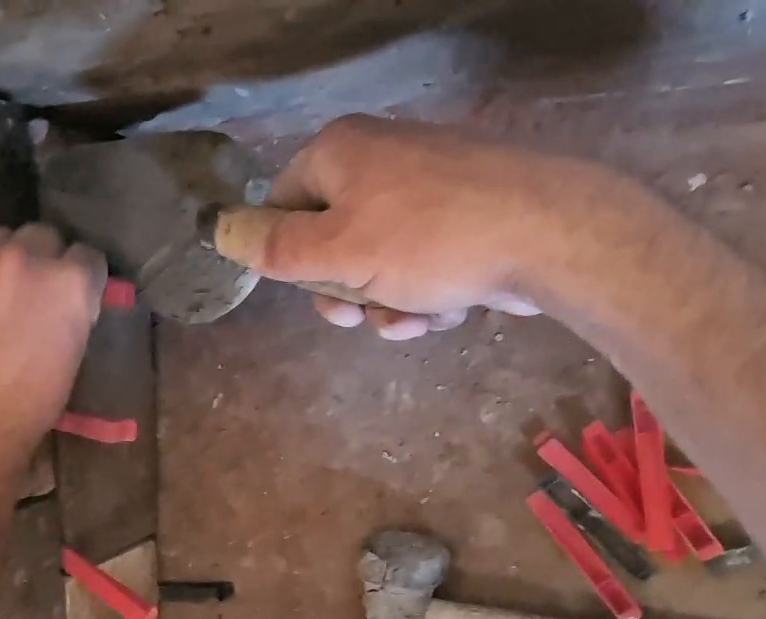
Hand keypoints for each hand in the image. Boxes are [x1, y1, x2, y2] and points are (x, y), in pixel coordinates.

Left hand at [0, 196, 105, 464]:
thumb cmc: (35, 400)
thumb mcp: (76, 349)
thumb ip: (76, 307)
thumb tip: (68, 290)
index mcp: (74, 281)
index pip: (86, 256)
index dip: (76, 278)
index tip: (64, 299)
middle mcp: (32, 254)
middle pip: (44, 236)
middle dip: (39, 263)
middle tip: (25, 297)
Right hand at [250, 116, 639, 339]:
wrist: (546, 234)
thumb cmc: (429, 240)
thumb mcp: (338, 252)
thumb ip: (277, 249)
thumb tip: (219, 230)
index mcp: (339, 152)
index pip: (281, 205)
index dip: (288, 258)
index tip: (309, 291)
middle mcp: (378, 159)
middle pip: (328, 240)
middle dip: (343, 292)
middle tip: (358, 315)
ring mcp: (423, 187)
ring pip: (375, 263)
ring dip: (384, 304)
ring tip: (412, 318)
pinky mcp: (459, 216)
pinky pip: (416, 264)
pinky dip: (421, 295)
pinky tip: (442, 310)